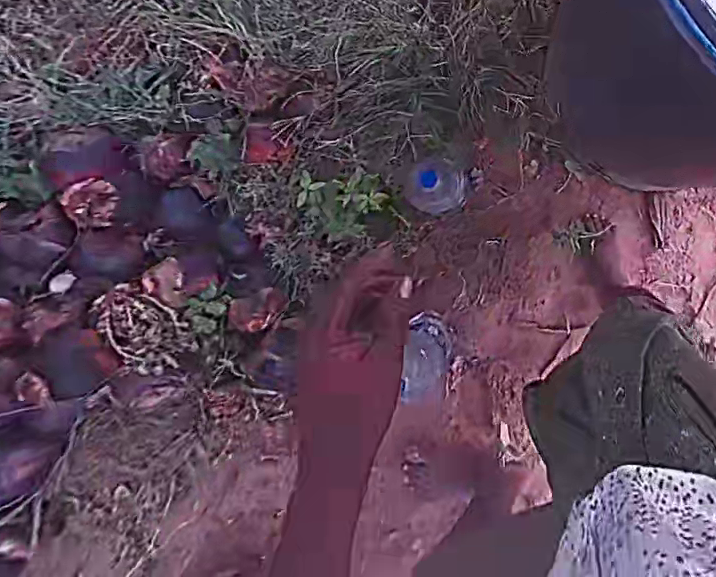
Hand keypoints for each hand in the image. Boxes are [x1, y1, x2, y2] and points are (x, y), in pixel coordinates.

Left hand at [294, 247, 410, 454]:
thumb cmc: (362, 412)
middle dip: (372, 279)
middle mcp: (312, 339)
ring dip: (369, 297)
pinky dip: (363, 316)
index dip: (371, 266)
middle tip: (402, 269)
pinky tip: (383, 317)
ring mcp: (313, 353)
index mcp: (322, 335)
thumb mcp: (385, 361)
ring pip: (342, 312)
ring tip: (398, 289)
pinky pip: (342, 328)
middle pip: (341, 297)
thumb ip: (393, 319)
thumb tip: (403, 284)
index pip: (346, 287)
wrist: (334, 464)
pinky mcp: (321, 365)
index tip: (393, 251)